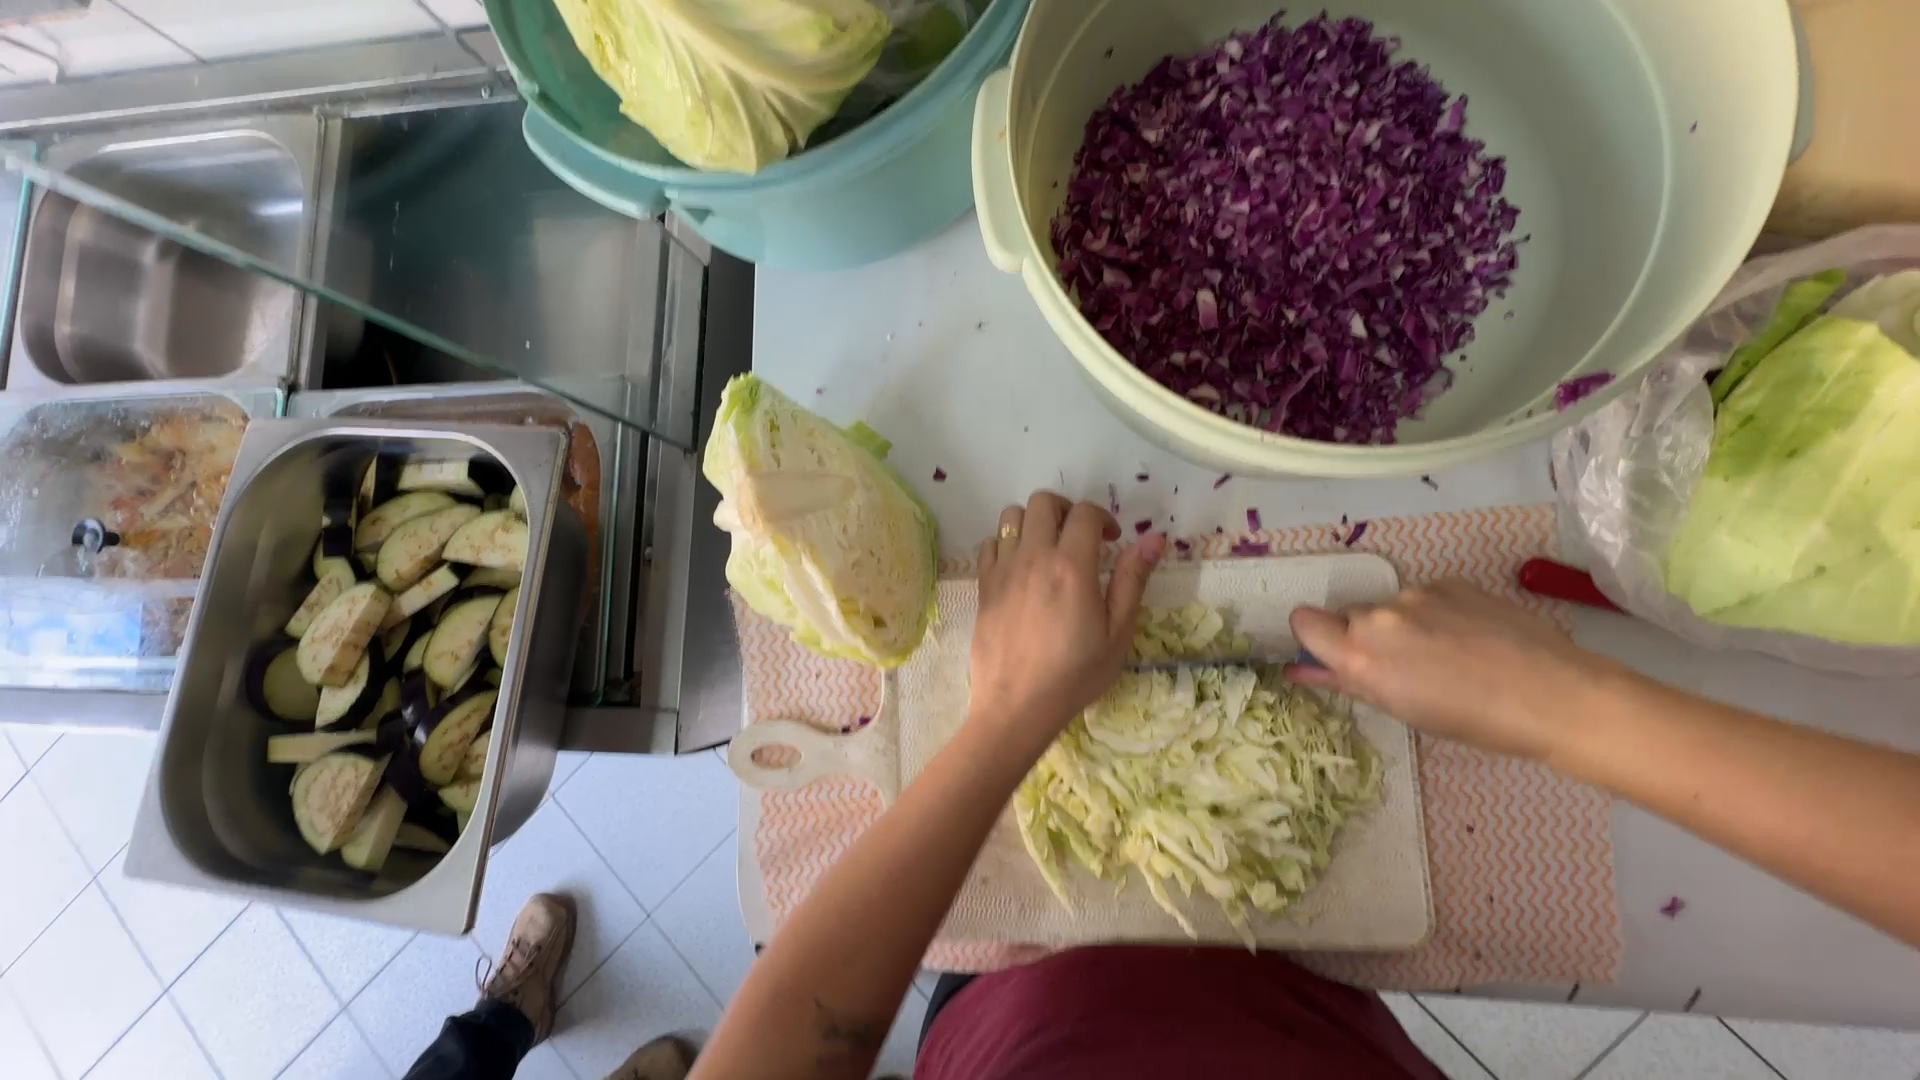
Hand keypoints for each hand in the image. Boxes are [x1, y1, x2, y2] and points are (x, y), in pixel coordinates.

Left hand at [969, 492, 1165, 754]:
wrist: (1017, 707)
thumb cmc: (1075, 675)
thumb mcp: (1116, 633)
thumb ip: (1132, 580)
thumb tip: (1154, 537)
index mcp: (1071, 566)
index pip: (1085, 513)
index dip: (1103, 518)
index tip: (1112, 540)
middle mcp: (1033, 557)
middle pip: (1043, 502)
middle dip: (1067, 510)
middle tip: (1080, 537)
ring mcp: (1002, 570)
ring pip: (1011, 516)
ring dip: (1033, 521)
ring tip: (1048, 548)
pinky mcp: (983, 586)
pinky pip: (989, 544)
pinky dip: (1006, 543)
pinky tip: (1020, 567)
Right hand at [1286, 581, 1621, 760]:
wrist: (1554, 695)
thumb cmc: (1471, 719)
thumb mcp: (1399, 708)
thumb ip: (1343, 682)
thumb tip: (1299, 670)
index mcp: (1359, 654)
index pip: (1303, 620)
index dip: (1315, 637)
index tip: (1336, 655)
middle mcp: (1379, 617)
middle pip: (1347, 615)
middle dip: (1363, 636)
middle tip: (1401, 666)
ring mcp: (1415, 594)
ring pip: (1387, 606)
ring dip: (1401, 625)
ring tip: (1446, 653)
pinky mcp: (1449, 582)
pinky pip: (1422, 596)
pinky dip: (1433, 613)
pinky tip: (1468, 637)